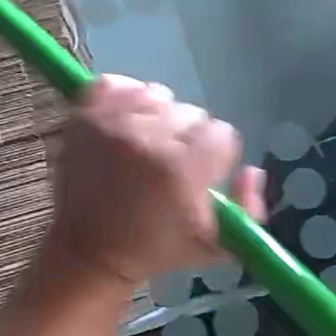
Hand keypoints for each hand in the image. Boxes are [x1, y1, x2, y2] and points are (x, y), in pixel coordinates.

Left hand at [46, 75, 266, 285]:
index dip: (218, 156)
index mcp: (181, 170)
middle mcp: (147, 139)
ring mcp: (112, 123)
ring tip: (147, 146)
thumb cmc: (157, 248)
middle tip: (172, 166)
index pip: (223, 134)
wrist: (90, 251)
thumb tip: (251, 171)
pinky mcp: (85, 116)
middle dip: (189, 139)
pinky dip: (125, 98)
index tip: (204, 175)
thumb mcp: (217, 244)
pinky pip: (116, 84)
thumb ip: (248, 208)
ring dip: (159, 118)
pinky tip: (126, 124)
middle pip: (192, 113)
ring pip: (158, 95)